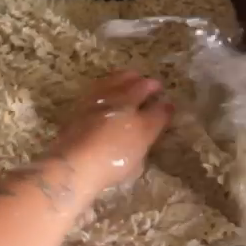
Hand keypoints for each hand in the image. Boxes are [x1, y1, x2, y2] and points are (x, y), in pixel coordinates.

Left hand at [49, 70, 173, 193]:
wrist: (76, 163)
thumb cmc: (109, 168)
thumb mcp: (135, 164)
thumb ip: (142, 144)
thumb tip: (145, 132)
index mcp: (142, 125)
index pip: (160, 111)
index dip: (166, 108)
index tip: (169, 106)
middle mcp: (125, 107)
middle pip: (141, 87)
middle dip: (150, 85)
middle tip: (154, 85)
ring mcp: (103, 101)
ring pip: (120, 79)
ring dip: (130, 77)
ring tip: (134, 77)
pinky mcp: (85, 101)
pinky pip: (102, 84)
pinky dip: (110, 81)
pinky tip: (110, 84)